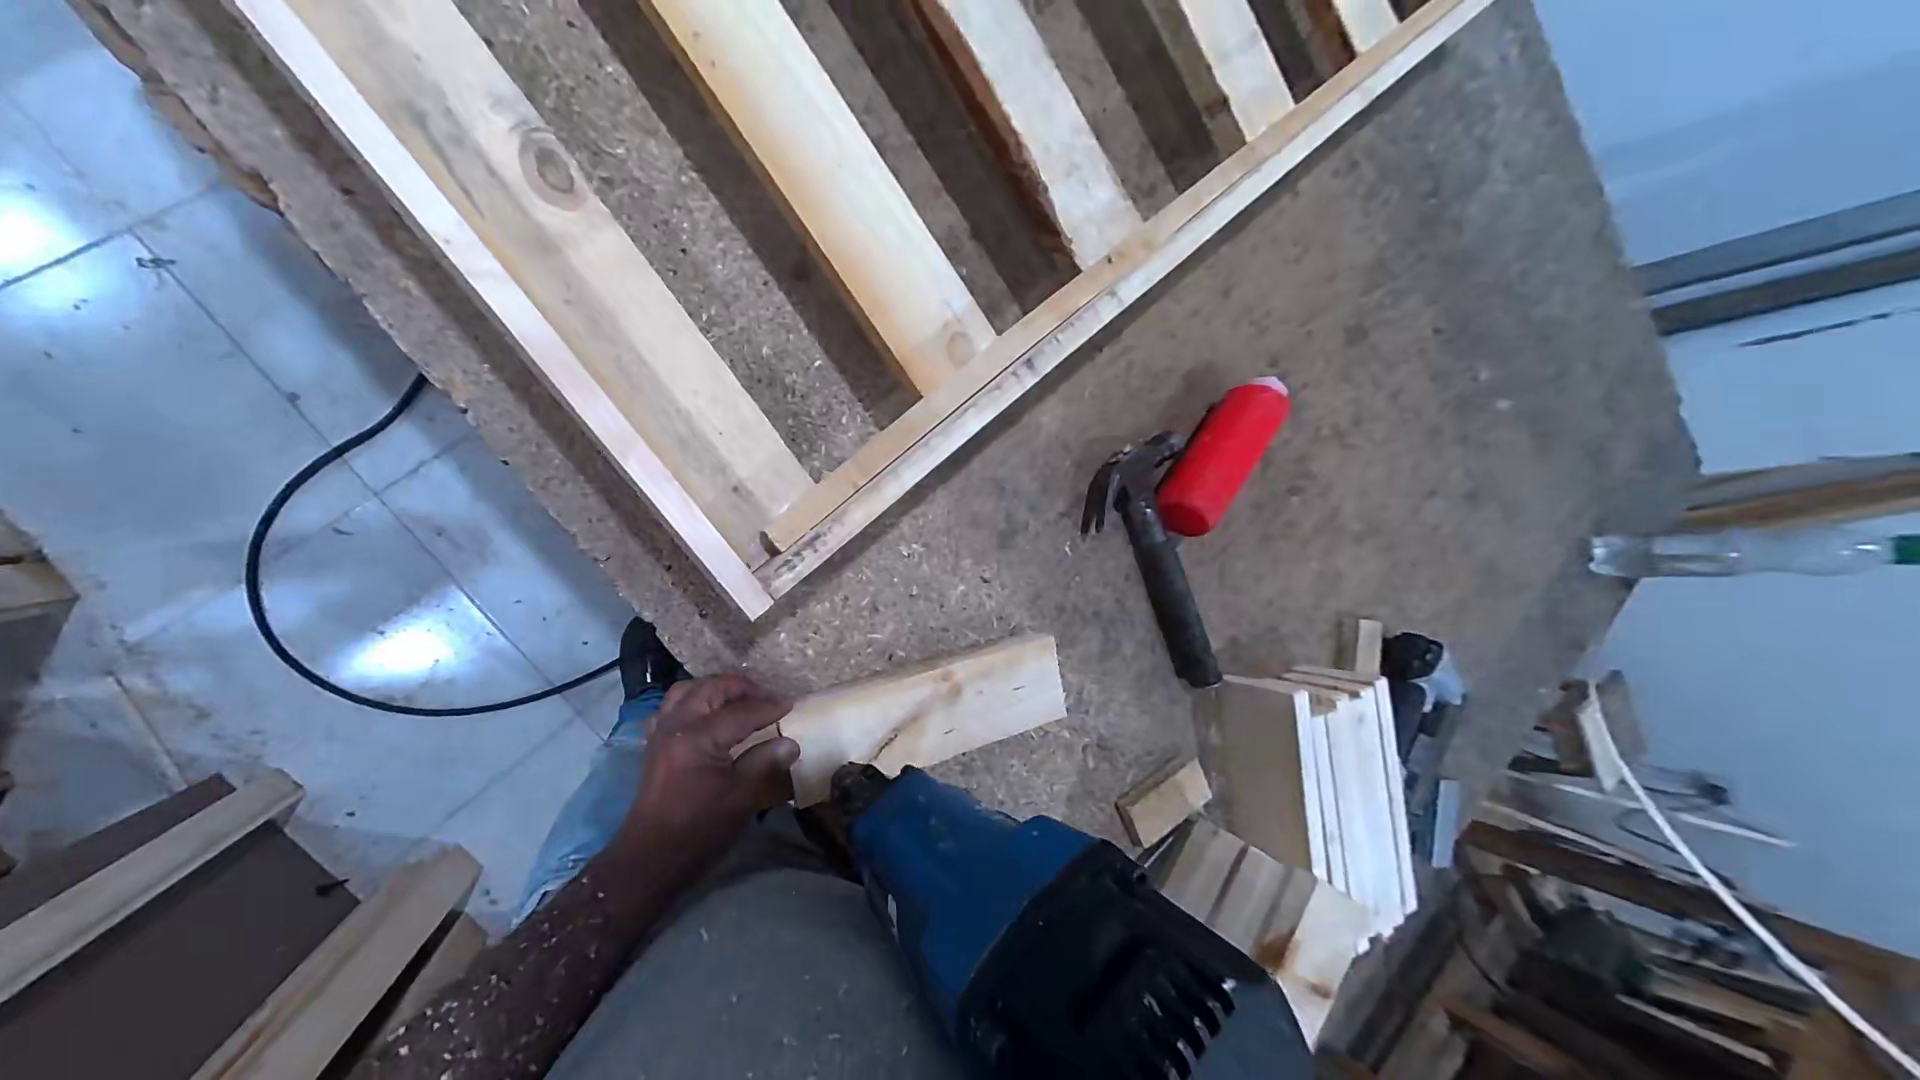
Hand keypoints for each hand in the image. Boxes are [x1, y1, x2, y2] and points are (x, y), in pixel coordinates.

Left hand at [604, 675, 798, 883]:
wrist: (650, 861)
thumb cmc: (698, 830)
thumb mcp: (740, 797)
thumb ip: (764, 762)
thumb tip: (790, 742)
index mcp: (697, 737)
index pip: (741, 711)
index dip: (769, 706)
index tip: (792, 705)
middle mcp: (676, 726)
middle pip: (711, 689)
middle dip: (742, 689)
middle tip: (769, 700)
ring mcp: (661, 734)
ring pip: (688, 692)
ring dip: (716, 691)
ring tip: (740, 702)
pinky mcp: (655, 746)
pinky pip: (673, 708)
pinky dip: (694, 703)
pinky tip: (708, 717)